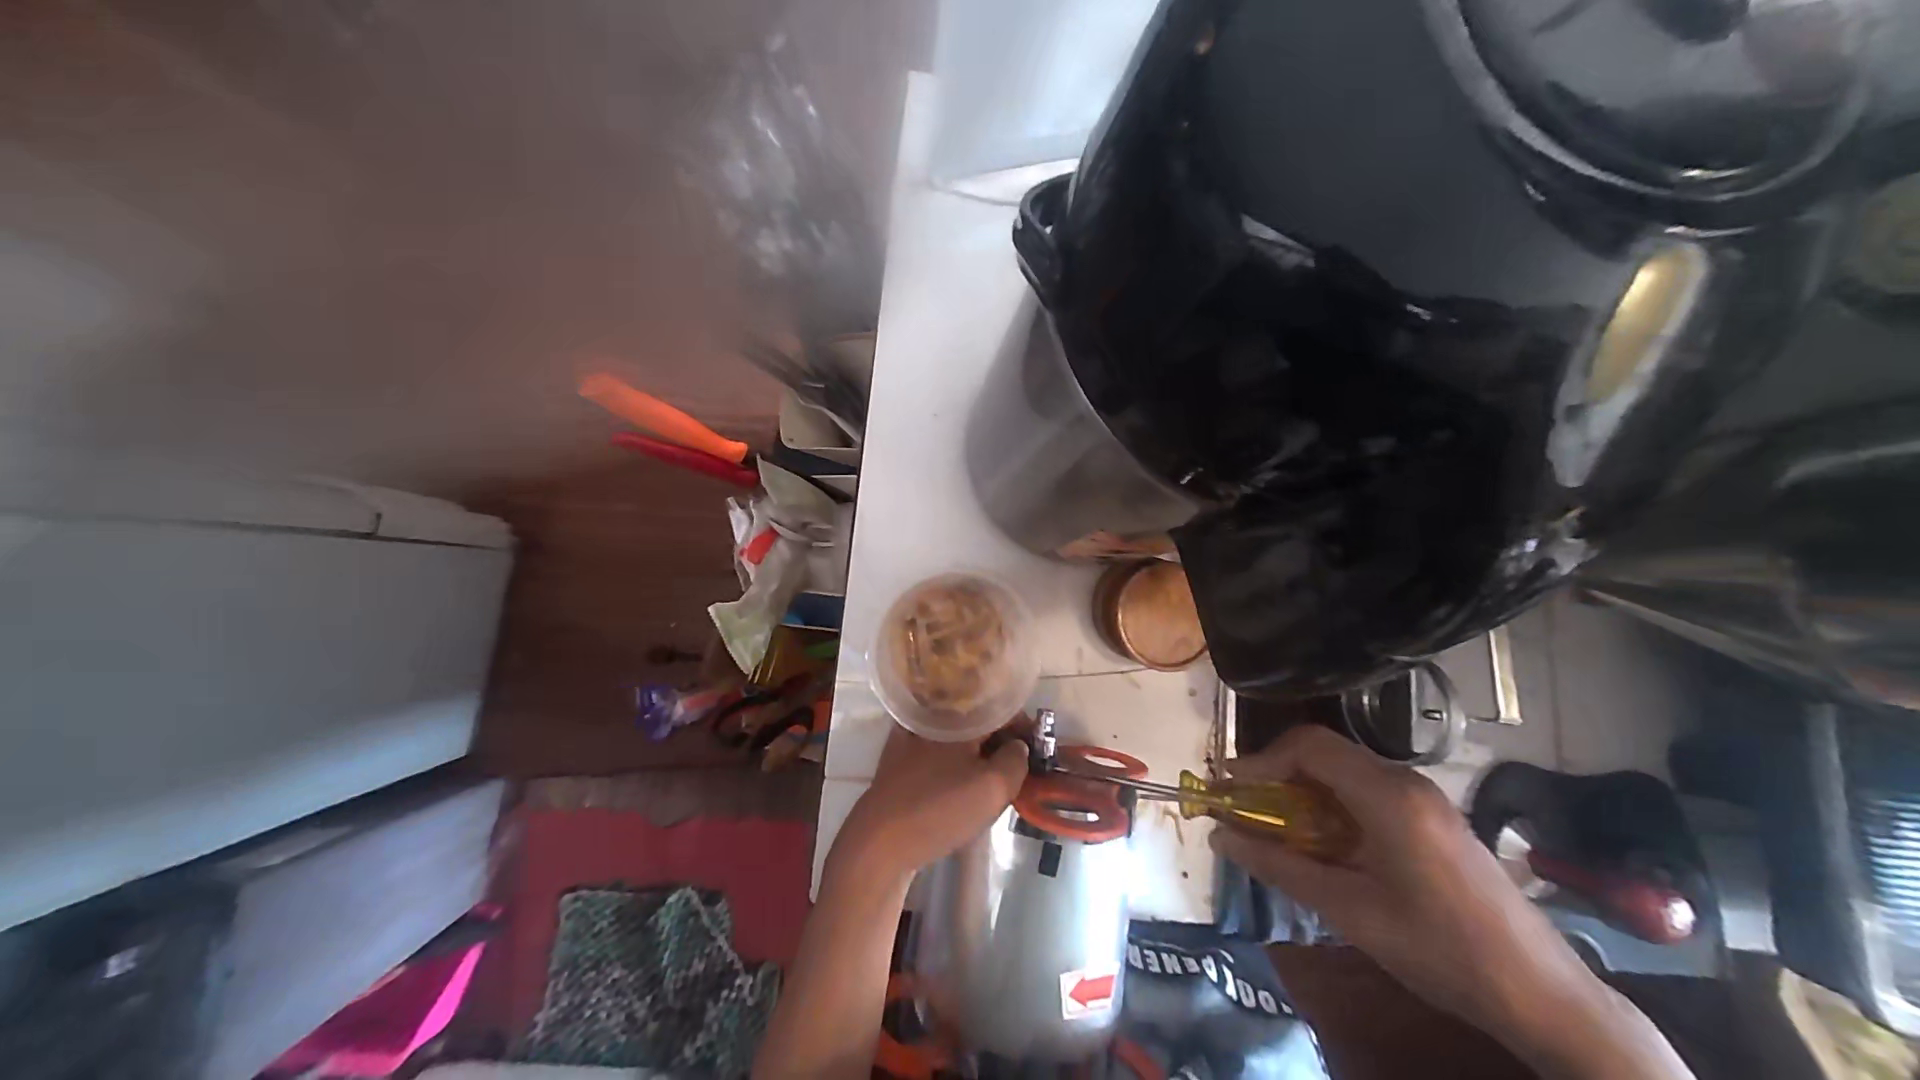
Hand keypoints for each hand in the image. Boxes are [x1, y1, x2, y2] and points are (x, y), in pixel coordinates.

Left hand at [833, 724, 1027, 880]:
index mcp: (958, 719)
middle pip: (976, 722)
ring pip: (954, 738)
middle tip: (1016, 768)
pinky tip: (957, 784)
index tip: (1036, 749)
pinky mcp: (895, 762)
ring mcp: (909, 740)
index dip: (1023, 727)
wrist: (879, 841)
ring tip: (990, 779)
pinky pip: (934, 753)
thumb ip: (1015, 761)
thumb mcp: (994, 787)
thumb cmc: (940, 809)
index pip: (1000, 710)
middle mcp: (932, 720)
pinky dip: (951, 763)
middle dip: (999, 740)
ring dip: (975, 753)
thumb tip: (1018, 746)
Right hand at [1210, 726, 1601, 1043]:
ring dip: (1304, 790)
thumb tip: (1220, 838)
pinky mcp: (1435, 818)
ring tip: (1277, 826)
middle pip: (1326, 752)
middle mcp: (1407, 781)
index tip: (1229, 787)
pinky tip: (1325, 844)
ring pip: (1346, 771)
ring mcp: (1426, 798)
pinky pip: (1369, 791)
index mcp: (1387, 794)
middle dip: (1278, 773)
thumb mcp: (1348, 910)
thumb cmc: (1439, 948)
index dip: (1261, 759)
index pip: (1309, 746)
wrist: (1543, 994)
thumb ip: (1279, 867)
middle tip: (1245, 806)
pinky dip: (1333, 805)